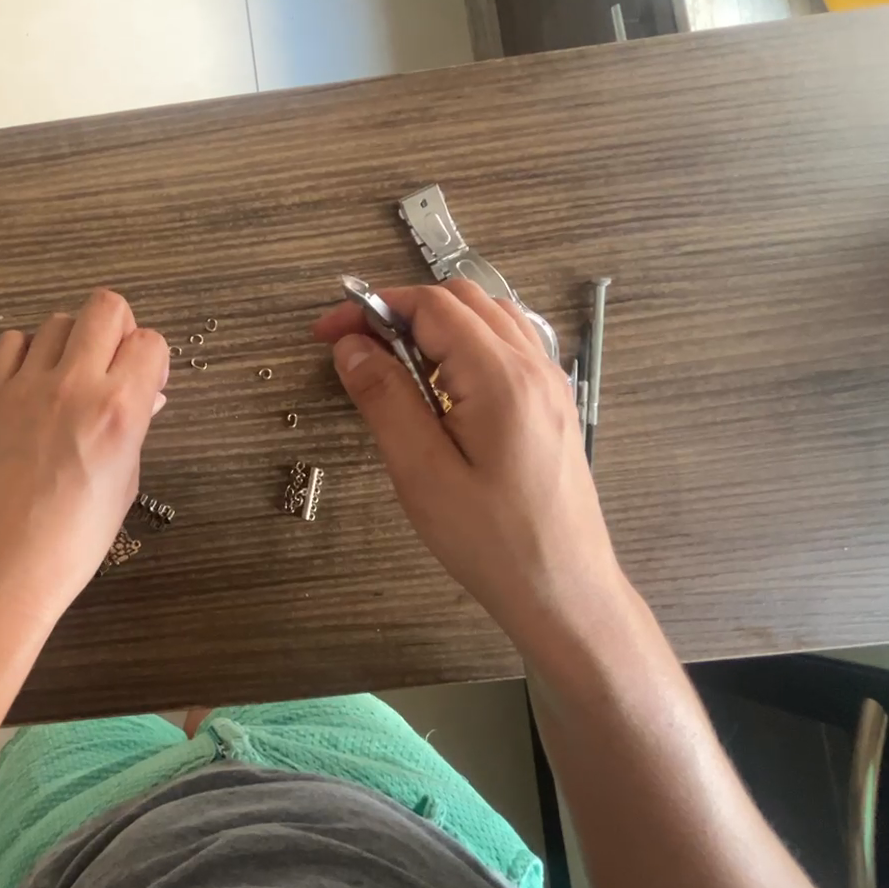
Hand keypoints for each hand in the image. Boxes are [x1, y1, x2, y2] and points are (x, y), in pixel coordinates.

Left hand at [0, 289, 168, 630]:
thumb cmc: (75, 539)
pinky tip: (33, 385)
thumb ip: (136, 427)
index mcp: (118, 410)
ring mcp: (26, 387)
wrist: (7, 564)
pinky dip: (28, 353)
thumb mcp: (124, 483)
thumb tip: (147, 396)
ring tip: (71, 379)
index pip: (150, 342)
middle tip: (112, 365)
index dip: (152, 362)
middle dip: (119, 329)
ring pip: (58, 320)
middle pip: (106, 306)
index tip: (146, 384)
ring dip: (73, 341)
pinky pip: (12, 343)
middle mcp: (74, 386)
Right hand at [313, 280, 622, 630]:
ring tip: (389, 364)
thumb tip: (350, 347)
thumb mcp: (420, 471)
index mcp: (499, 378)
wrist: (561, 587)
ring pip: (487, 317)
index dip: (372, 307)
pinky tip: (435, 383)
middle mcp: (532, 367)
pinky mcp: (549, 404)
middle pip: (461, 300)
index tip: (327, 334)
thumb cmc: (487, 537)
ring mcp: (548, 383)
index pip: (431, 307)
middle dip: (398, 310)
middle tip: (351, 349)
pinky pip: (505, 345)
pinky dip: (461, 342)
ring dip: (431, 323)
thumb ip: (385, 399)